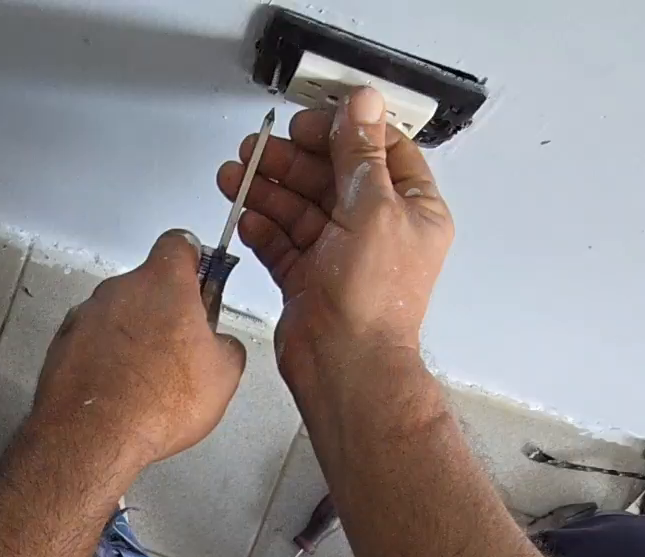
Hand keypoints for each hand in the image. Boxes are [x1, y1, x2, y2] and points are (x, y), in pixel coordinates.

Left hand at [29, 230, 246, 468]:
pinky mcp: (60, 346)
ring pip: (115, 317)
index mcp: (163, 282)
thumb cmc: (164, 400)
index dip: (192, 263)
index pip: (178, 244)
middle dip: (160, 312)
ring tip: (142, 383)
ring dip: (129, 338)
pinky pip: (89, 344)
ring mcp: (84, 316)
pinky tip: (113, 394)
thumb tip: (218, 344)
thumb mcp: (223, 376)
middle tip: (175, 353)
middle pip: (145, 287)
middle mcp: (118, 289)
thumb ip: (226, 346)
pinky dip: (102, 360)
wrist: (94, 436)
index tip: (197, 288)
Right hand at [216, 87, 452, 382]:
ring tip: (236, 176)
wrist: (343, 363)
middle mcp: (374, 231)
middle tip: (257, 149)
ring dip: (266, 191)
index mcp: (409, 209)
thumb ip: (360, 155)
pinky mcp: (306, 280)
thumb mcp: (374, 209)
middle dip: (291, 162)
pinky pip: (281, 244)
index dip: (340, 131)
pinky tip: (245, 215)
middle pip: (329, 178)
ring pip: (298, 210)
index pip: (377, 152)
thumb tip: (361, 105)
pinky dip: (262, 229)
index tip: (307, 123)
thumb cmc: (372, 301)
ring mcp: (337, 256)